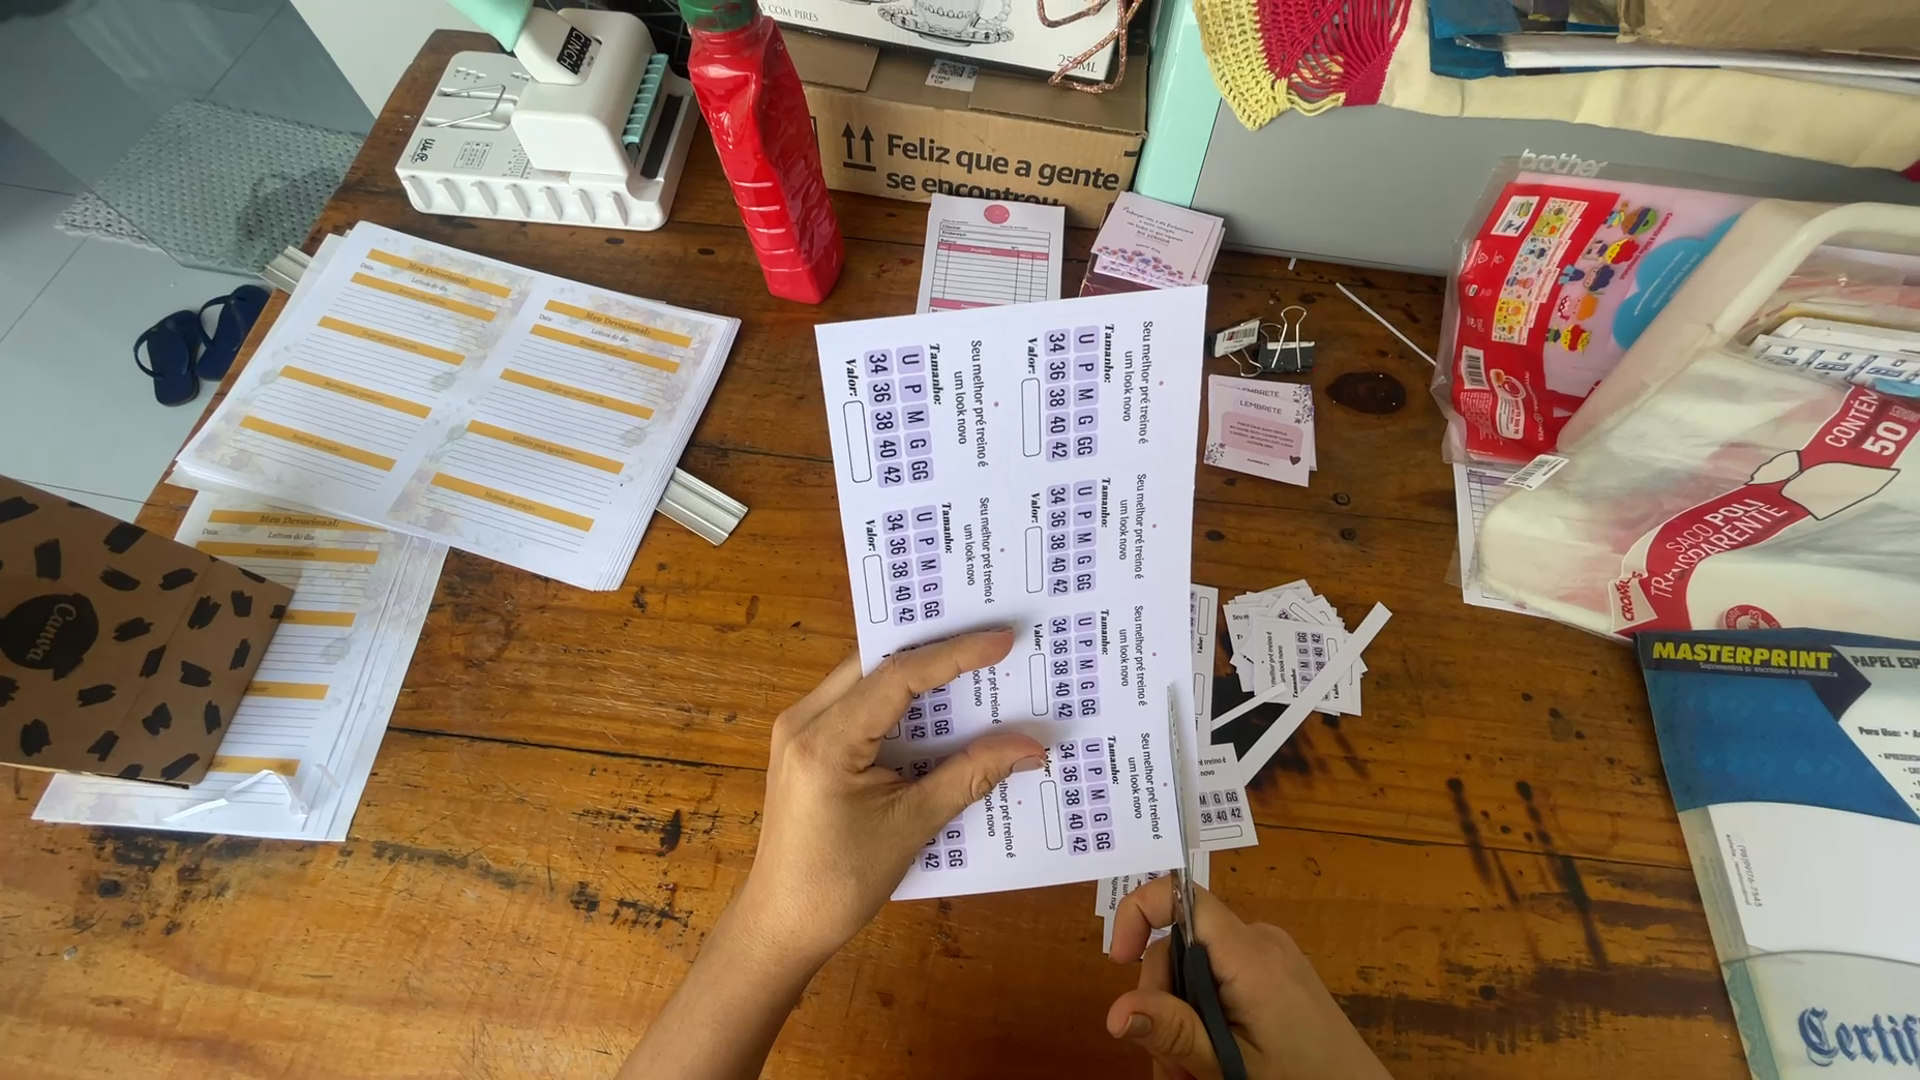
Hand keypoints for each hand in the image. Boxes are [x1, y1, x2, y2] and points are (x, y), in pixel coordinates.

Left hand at [731, 628, 1045, 968]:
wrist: (780, 925)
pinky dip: (893, 693)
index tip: (1001, 640)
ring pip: (863, 675)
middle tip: (986, 641)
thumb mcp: (911, 825)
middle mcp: (803, 719)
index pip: (898, 677)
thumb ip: (970, 775)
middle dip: (933, 648)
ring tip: (965, 660)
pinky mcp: (802, 740)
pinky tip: (928, 700)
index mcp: (825, 740)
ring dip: (913, 668)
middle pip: (876, 663)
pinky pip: (853, 698)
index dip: (953, 654)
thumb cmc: (841, 883)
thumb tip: (1030, 747)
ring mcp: (797, 727)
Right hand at [1106, 877, 1390, 1079]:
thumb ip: (1175, 1032)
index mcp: (1250, 952)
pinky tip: (1212, 1059)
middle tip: (1167, 1063)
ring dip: (1182, 1017)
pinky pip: (1224, 979)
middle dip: (1162, 999)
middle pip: (1182, 945)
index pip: (1181, 894)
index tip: (1119, 961)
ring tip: (1190, 1074)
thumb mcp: (1232, 1067)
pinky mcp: (1281, 976)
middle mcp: (1260, 940)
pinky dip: (1207, 1014)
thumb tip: (1113, 1011)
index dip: (1139, 912)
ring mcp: (1273, 957)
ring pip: (1198, 968)